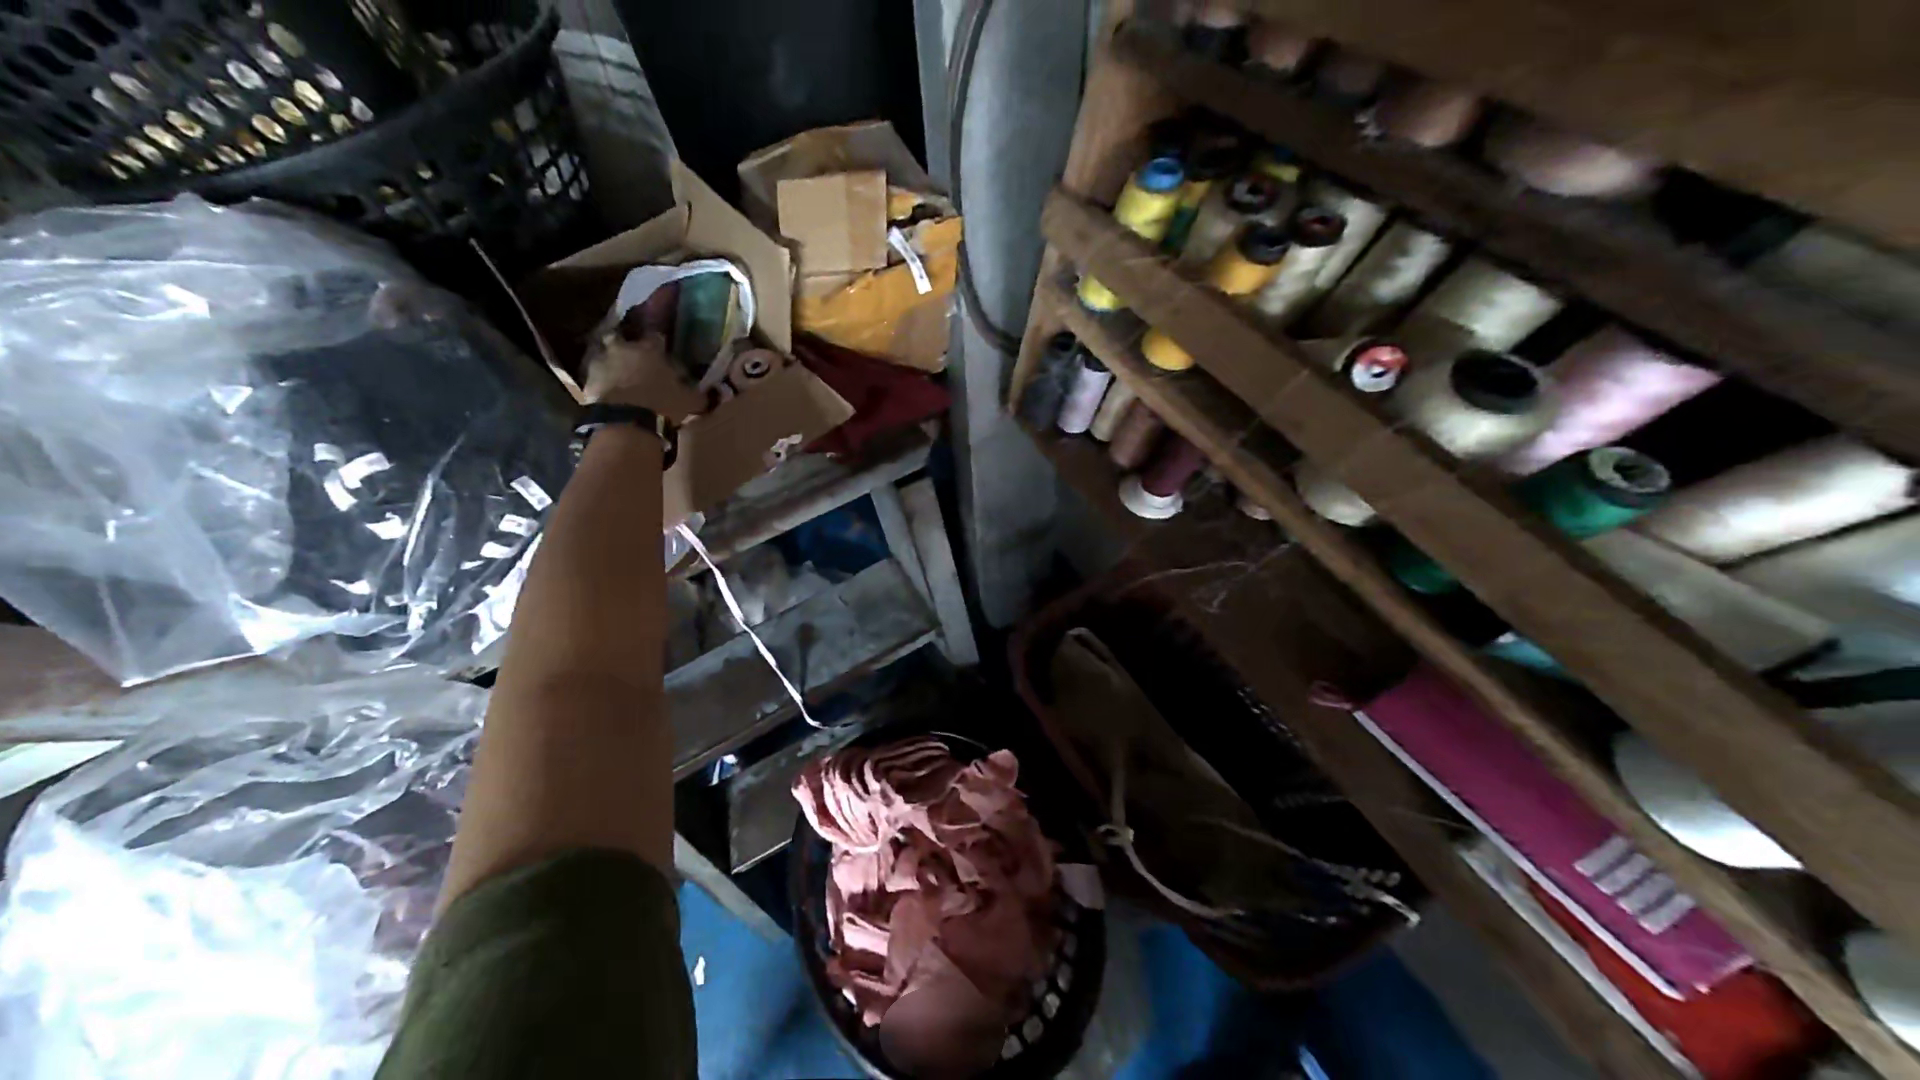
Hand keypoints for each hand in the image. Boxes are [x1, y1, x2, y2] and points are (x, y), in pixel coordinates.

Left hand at [582, 330, 706, 422]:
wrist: (627, 422)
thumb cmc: (663, 404)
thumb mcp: (689, 401)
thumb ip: (699, 394)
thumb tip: (716, 393)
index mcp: (650, 349)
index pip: (655, 337)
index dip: (658, 343)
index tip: (661, 350)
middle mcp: (624, 349)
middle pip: (619, 338)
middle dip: (624, 345)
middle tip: (632, 357)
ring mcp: (602, 363)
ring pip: (602, 355)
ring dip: (609, 361)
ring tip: (616, 374)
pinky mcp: (588, 381)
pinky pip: (594, 377)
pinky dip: (599, 381)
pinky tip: (607, 391)